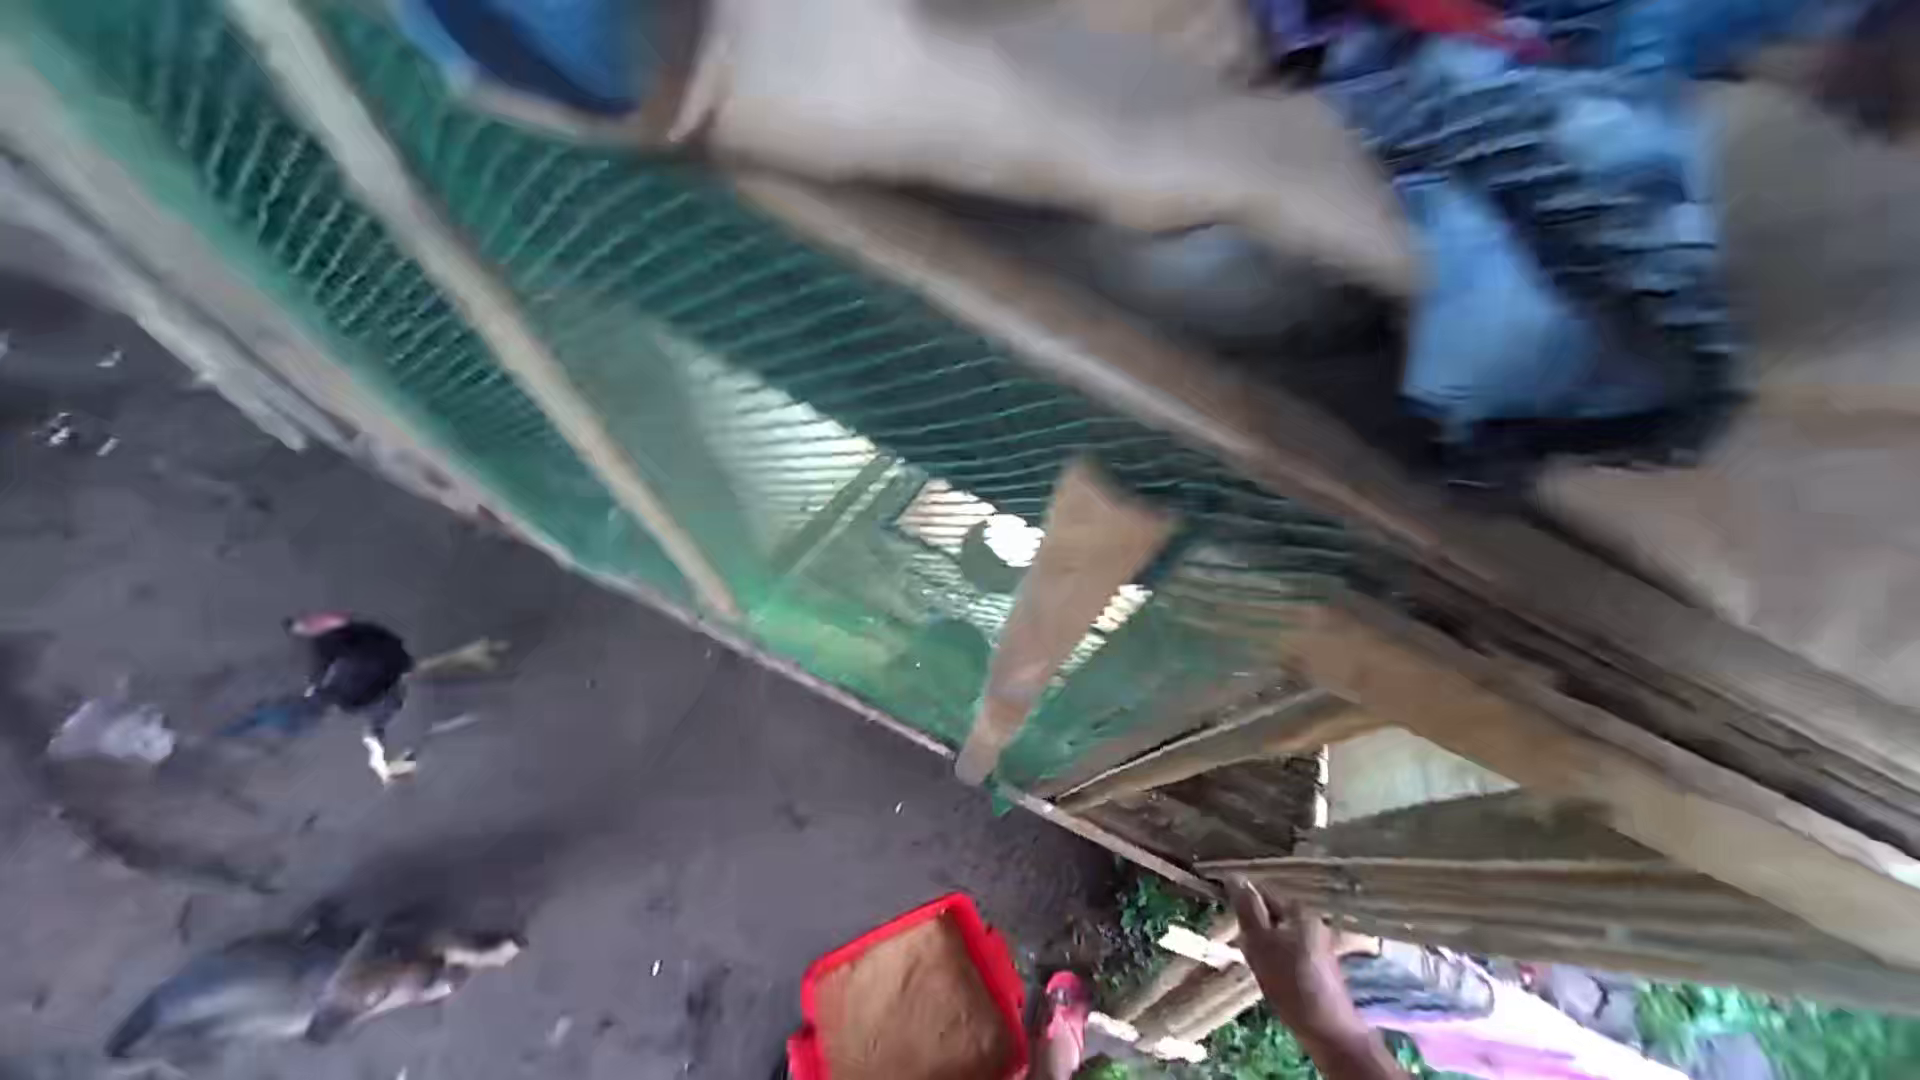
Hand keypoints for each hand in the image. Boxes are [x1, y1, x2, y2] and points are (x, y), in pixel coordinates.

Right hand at [1229, 879, 1388, 1046]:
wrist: (1330, 1033)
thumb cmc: (1290, 982)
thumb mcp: (1259, 940)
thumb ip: (1246, 906)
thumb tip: (1233, 876)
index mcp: (1297, 908)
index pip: (1259, 889)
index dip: (1241, 902)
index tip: (1230, 920)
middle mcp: (1311, 919)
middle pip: (1269, 911)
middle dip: (1253, 926)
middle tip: (1246, 947)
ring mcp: (1318, 942)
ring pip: (1277, 932)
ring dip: (1263, 944)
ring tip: (1258, 964)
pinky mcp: (1319, 963)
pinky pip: (1288, 949)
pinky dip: (1277, 958)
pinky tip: (1274, 976)